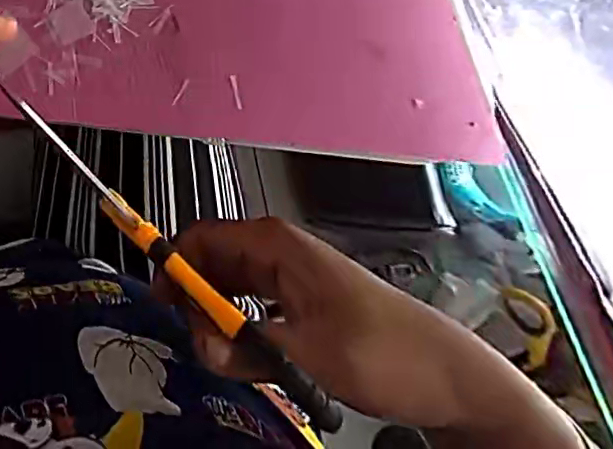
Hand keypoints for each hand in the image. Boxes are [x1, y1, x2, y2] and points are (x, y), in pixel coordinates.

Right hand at [153, 219, 579, 445]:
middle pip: (210, 259)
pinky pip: (248, 301)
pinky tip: (238, 352)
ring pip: (227, 282)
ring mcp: (286, 272)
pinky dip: (235, 323)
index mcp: (273, 243)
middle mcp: (274, 249)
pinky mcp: (296, 298)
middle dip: (193, 296)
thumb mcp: (313, 356)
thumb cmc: (385, 353)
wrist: (449, 374)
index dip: (174, 266)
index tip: (163, 308)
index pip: (201, 238)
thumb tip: (196, 344)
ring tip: (213, 352)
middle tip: (192, 342)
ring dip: (214, 314)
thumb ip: (250, 349)